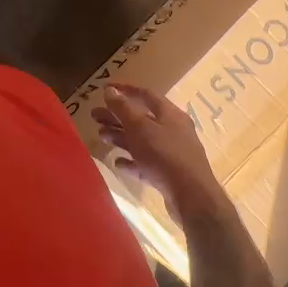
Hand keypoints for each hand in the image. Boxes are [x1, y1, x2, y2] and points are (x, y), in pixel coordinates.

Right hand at [91, 83, 223, 216]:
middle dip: (116, 117)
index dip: (125, 90)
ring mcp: (173, 154)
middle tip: (95, 116)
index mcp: (170, 115)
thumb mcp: (139, 127)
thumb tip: (109, 91)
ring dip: (121, 137)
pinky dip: (131, 161)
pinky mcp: (170, 175)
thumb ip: (122, 108)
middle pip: (141, 119)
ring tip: (101, 136)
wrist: (192, 198)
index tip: (105, 89)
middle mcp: (173, 131)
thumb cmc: (164, 154)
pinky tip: (118, 163)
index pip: (146, 94)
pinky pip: (146, 163)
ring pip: (142, 141)